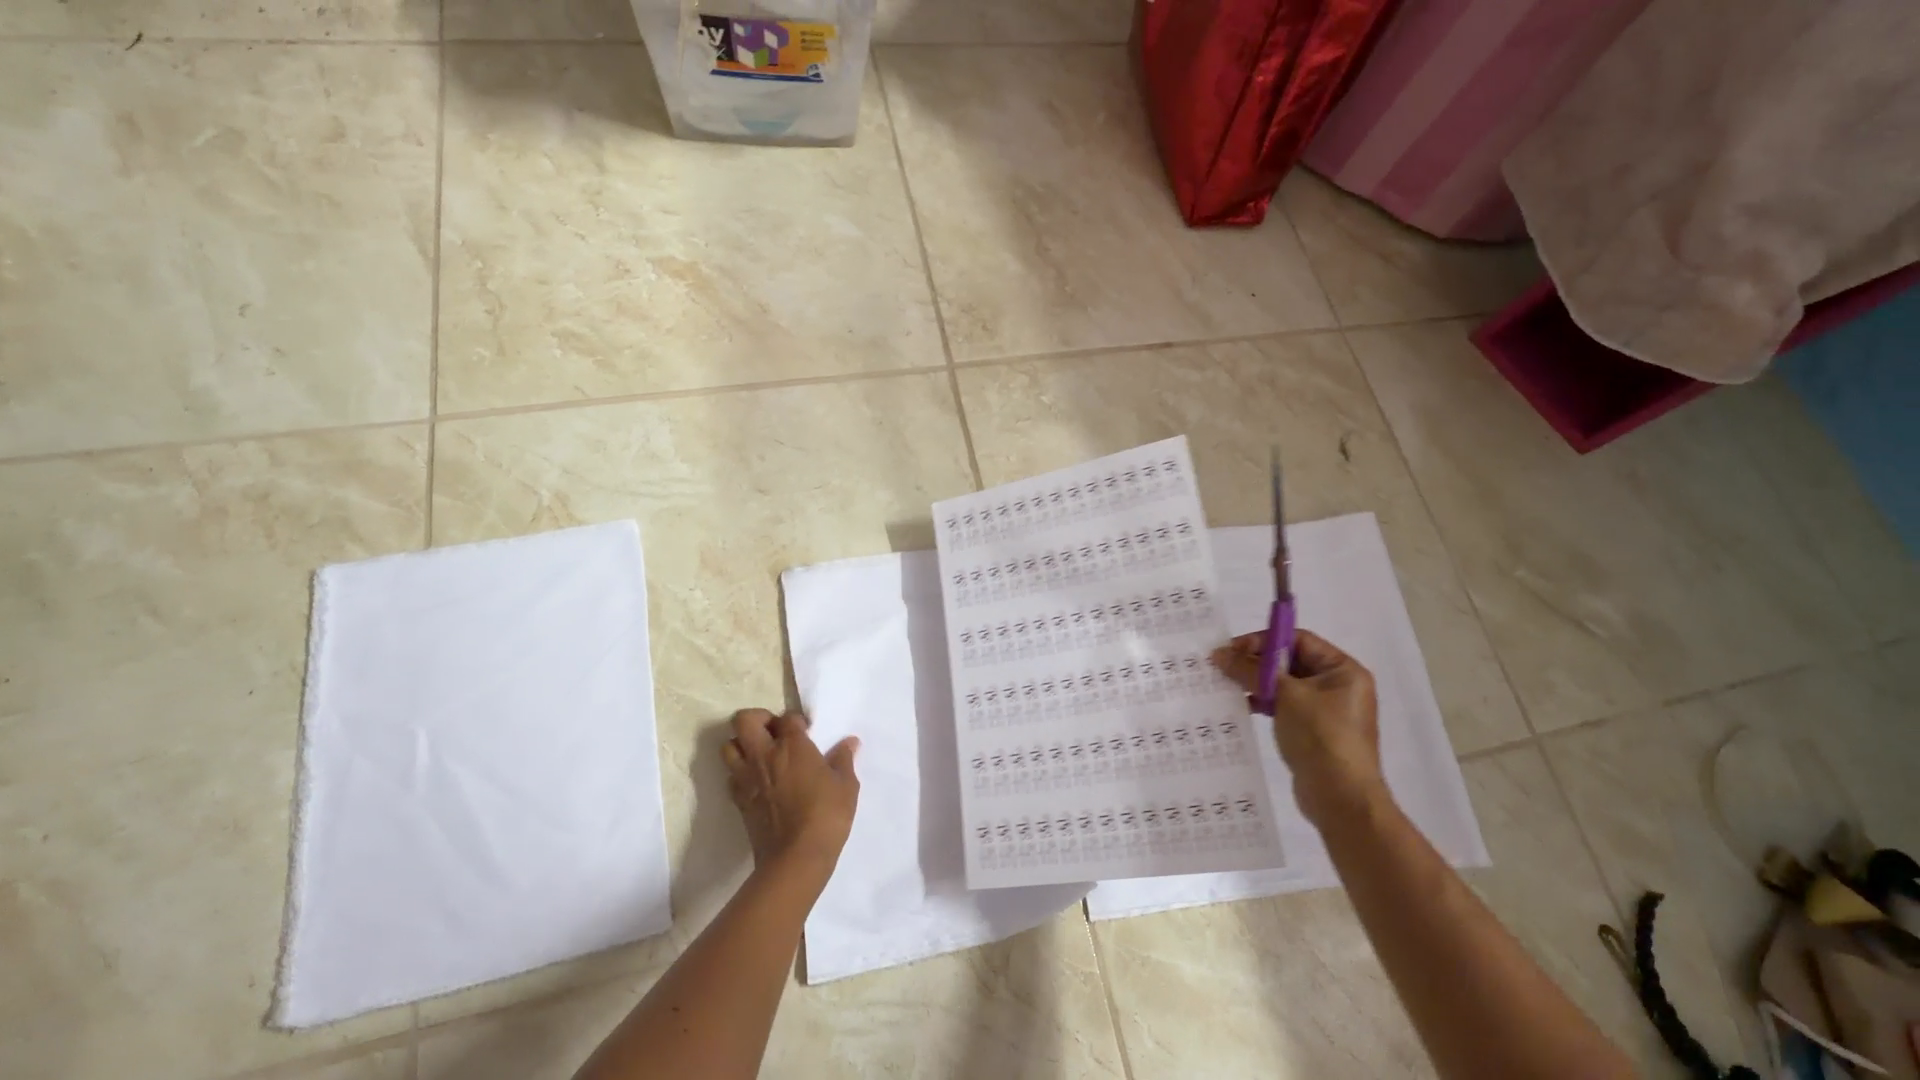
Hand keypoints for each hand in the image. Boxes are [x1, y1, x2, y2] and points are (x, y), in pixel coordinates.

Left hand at [721, 709, 860, 887]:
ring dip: (742, 744)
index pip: (787, 718)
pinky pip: (730, 775)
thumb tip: (849, 742)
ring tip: (761, 755)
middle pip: (744, 720)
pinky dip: (740, 772)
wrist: (795, 858)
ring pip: (728, 746)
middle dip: (759, 719)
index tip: (807, 733)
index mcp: (792, 746)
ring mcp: (747, 777)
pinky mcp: (739, 800)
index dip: (796, 721)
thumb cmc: (826, 816)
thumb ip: (844, 760)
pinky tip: (758, 781)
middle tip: (775, 733)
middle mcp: (764, 755)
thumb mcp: (846, 786)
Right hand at [1212, 629, 1387, 825]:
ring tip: (1227, 686)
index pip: (1299, 640)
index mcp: (1343, 670)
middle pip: (1291, 662)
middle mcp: (1338, 686)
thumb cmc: (1321, 737)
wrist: (1341, 798)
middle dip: (1257, 663)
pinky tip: (1242, 708)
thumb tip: (1220, 653)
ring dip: (1257, 684)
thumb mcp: (1285, 696)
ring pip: (1285, 686)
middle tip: (1223, 666)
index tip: (1231, 649)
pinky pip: (1286, 708)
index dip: (1264, 641)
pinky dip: (1265, 704)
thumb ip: (1251, 671)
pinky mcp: (1314, 733)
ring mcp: (1327, 711)